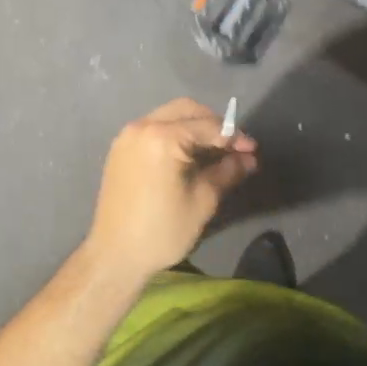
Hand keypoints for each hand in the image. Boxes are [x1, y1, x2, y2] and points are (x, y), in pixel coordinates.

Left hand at [83, 98, 258, 278]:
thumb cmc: (161, 231)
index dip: (233, 136)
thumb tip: (249, 158)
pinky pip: (153, 127)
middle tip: (232, 147)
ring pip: (169, 115)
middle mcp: (143, 126)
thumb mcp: (202, 202)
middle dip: (212, 124)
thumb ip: (227, 172)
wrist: (114, 255)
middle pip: (186, 110)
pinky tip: (186, 155)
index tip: (252, 150)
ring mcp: (128, 134)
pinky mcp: (121, 146)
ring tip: (212, 151)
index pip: (207, 126)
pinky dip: (173, 132)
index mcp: (163, 138)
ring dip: (193, 126)